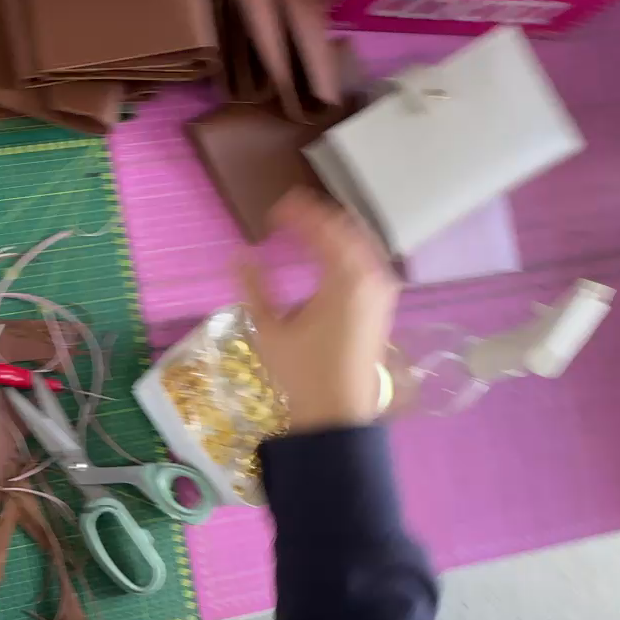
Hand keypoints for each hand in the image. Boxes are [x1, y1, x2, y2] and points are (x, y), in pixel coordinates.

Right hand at [238, 190, 400, 431]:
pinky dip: (346, 250)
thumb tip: (237, 258)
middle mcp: (371, 276)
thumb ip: (254, 289)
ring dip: (333, 233)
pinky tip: (327, 257)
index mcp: (344, 277)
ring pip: (360, 244)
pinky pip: (367, 261)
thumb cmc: (302, 371)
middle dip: (317, 217)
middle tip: (288, 213)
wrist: (338, 410)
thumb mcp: (270, 329)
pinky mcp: (382, 303)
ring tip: (306, 230)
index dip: (297, 214)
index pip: (322, 229)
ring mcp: (382, 290)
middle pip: (346, 230)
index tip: (274, 210)